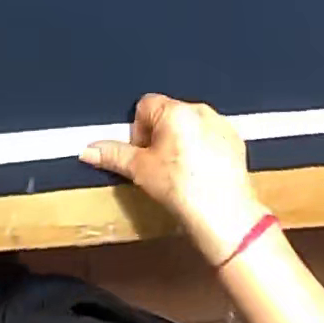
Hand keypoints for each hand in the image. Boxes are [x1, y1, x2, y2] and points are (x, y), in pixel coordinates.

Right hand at [82, 94, 270, 265]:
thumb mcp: (140, 170)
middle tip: (158, 165)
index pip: (145, 105)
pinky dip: (203, 148)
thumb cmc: (183, 190)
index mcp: (175, 111)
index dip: (138, 130)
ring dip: (181, 141)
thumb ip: (113, 154)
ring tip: (180, 171)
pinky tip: (199, 172)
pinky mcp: (235, 141)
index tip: (142, 153)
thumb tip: (88, 150)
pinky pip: (210, 136)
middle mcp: (200, 111)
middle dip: (159, 136)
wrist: (224, 216)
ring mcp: (220, 124)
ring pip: (190, 125)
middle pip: (167, 114)